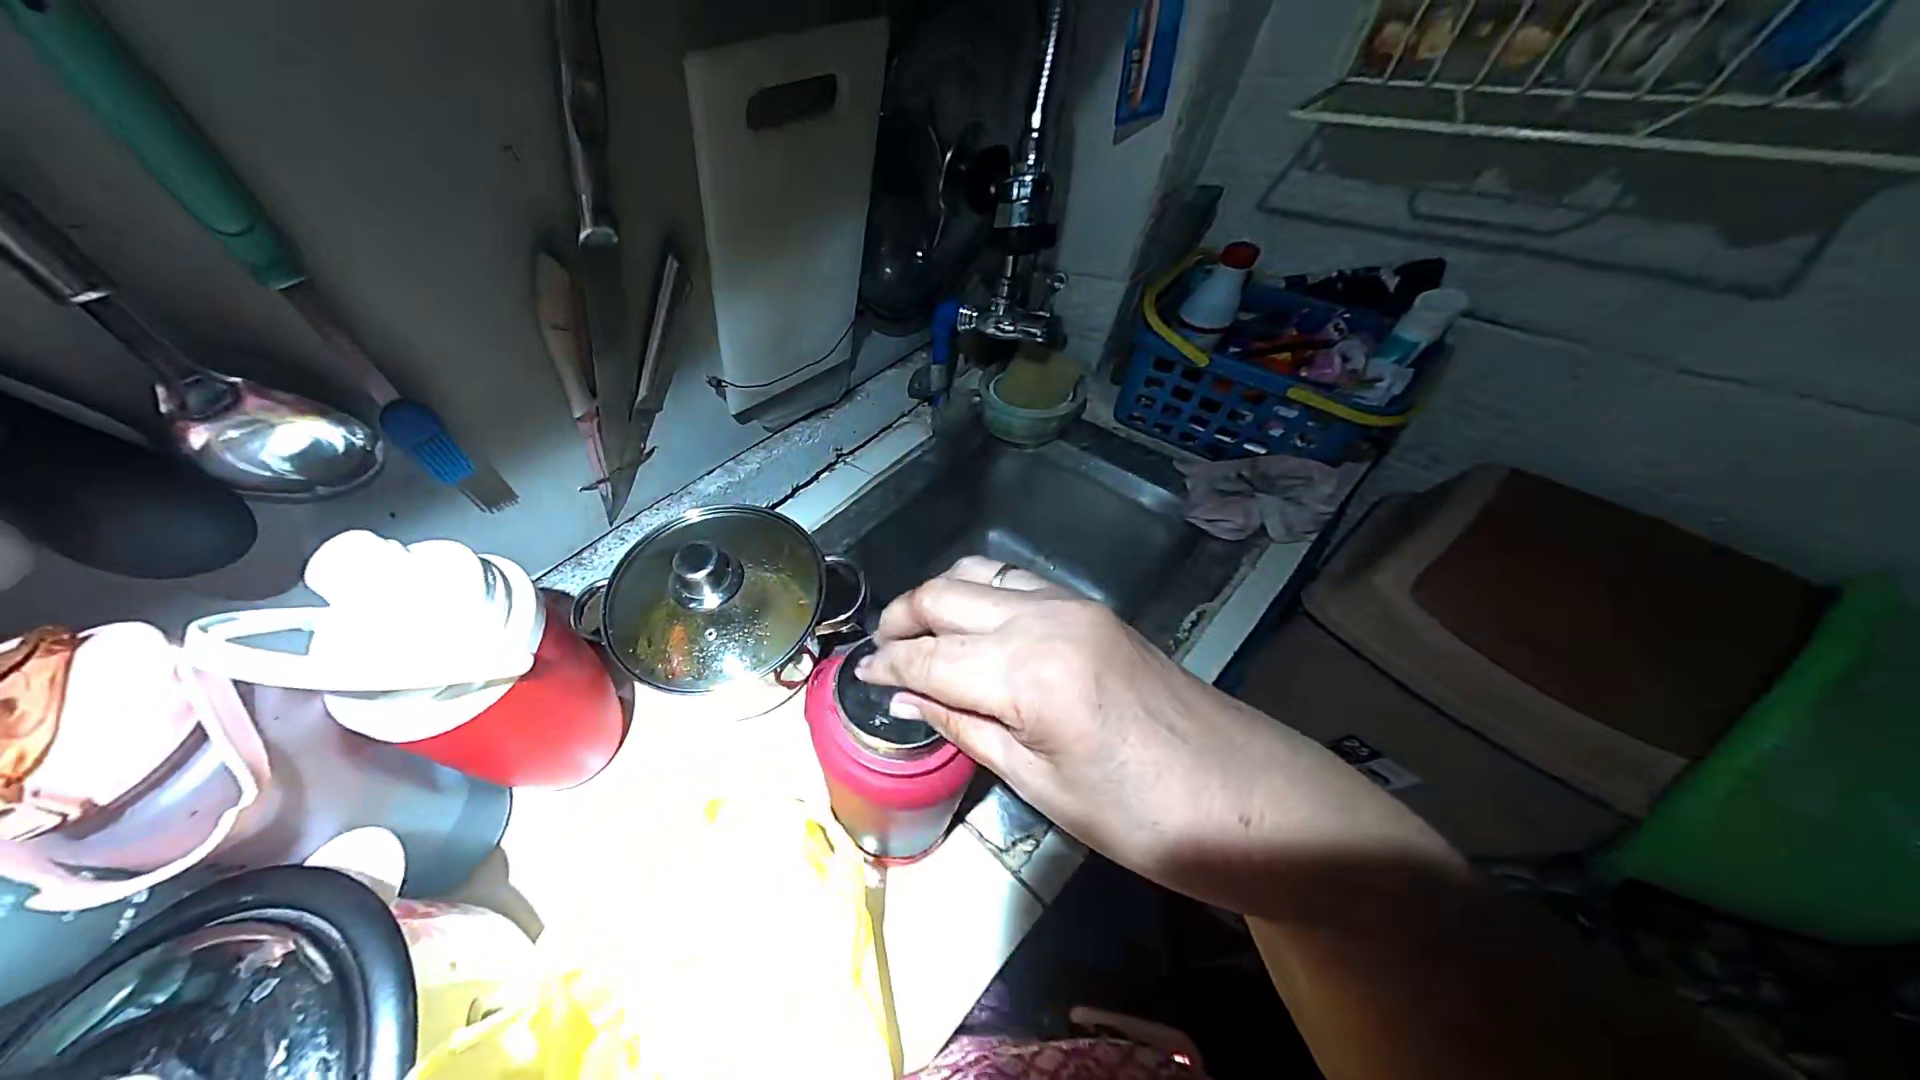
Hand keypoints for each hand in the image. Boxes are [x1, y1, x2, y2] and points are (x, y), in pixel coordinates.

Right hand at [856, 557, 1459, 918]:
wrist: (1249, 797)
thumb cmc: (1142, 818)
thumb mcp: (1042, 785)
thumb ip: (967, 727)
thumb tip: (904, 696)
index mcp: (1030, 671)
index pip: (931, 656)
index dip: (886, 662)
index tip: (855, 672)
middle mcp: (1047, 617)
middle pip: (948, 594)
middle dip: (902, 616)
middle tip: (877, 648)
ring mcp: (1075, 605)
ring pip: (982, 573)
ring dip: (939, 596)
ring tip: (914, 631)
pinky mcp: (1094, 608)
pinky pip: (1016, 582)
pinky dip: (979, 593)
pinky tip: (970, 624)